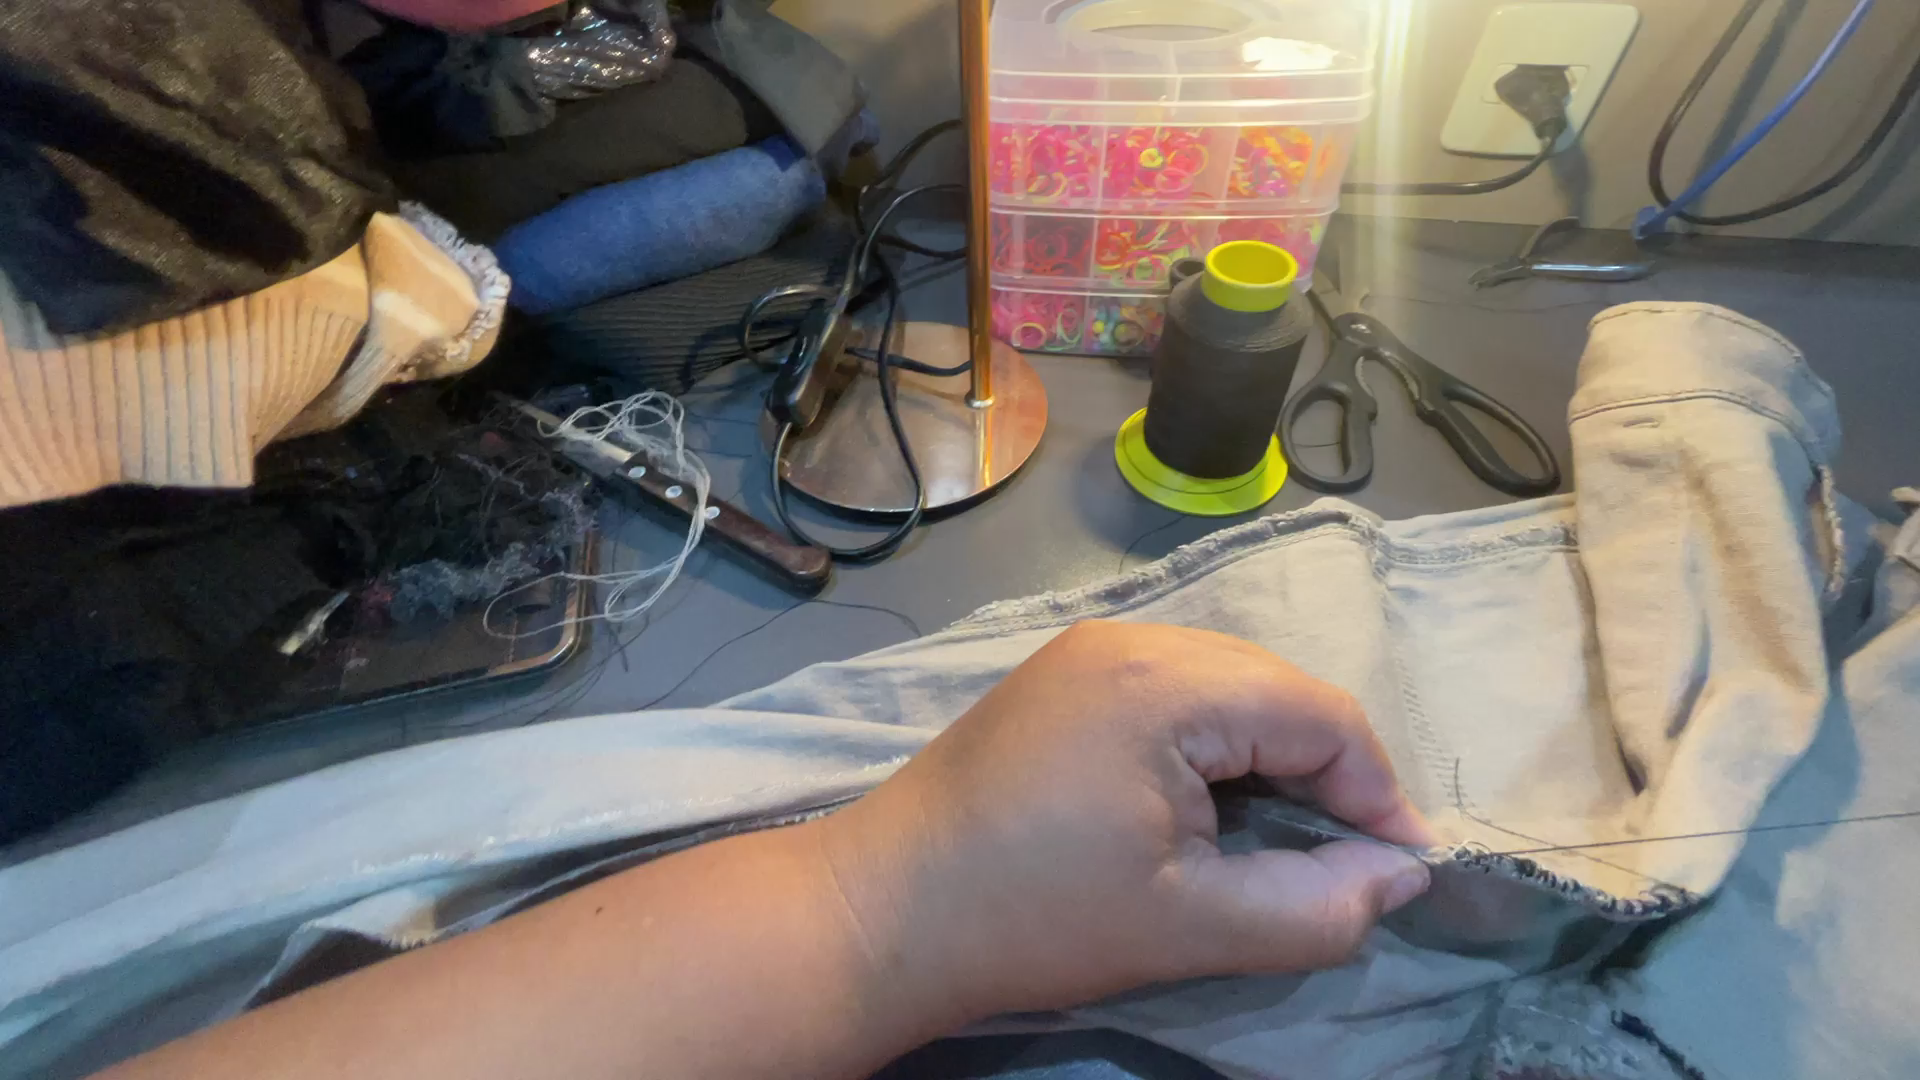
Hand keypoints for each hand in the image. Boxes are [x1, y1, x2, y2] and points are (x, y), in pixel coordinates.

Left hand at [817, 621, 1434, 1024]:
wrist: (894, 899)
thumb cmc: (1037, 914)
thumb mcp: (1192, 924)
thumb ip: (1318, 902)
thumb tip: (1400, 872)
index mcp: (1164, 682)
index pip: (1316, 712)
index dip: (1374, 789)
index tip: (1393, 865)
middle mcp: (1129, 637)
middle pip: (1270, 685)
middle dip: (1322, 765)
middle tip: (1338, 850)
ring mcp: (1088, 645)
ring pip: (1223, 678)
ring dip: (1266, 745)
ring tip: (1275, 825)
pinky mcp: (1063, 668)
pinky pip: (1170, 681)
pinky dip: (1209, 731)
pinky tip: (1202, 788)